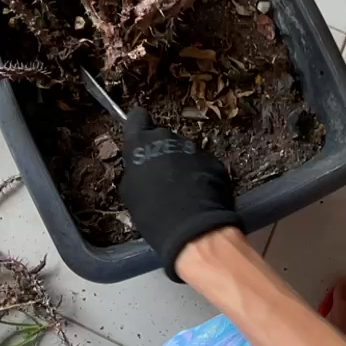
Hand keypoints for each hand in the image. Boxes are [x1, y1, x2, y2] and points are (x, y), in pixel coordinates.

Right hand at [120, 108, 242, 280]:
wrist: (193, 228)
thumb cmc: (151, 211)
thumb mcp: (130, 190)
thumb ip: (135, 169)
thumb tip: (142, 167)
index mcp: (141, 141)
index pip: (137, 117)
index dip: (138, 126)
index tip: (139, 140)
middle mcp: (168, 137)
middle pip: (162, 136)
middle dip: (162, 151)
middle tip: (161, 176)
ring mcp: (195, 148)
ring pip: (184, 151)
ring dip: (182, 165)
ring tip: (182, 190)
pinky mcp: (215, 162)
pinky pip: (203, 165)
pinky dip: (200, 176)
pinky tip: (198, 196)